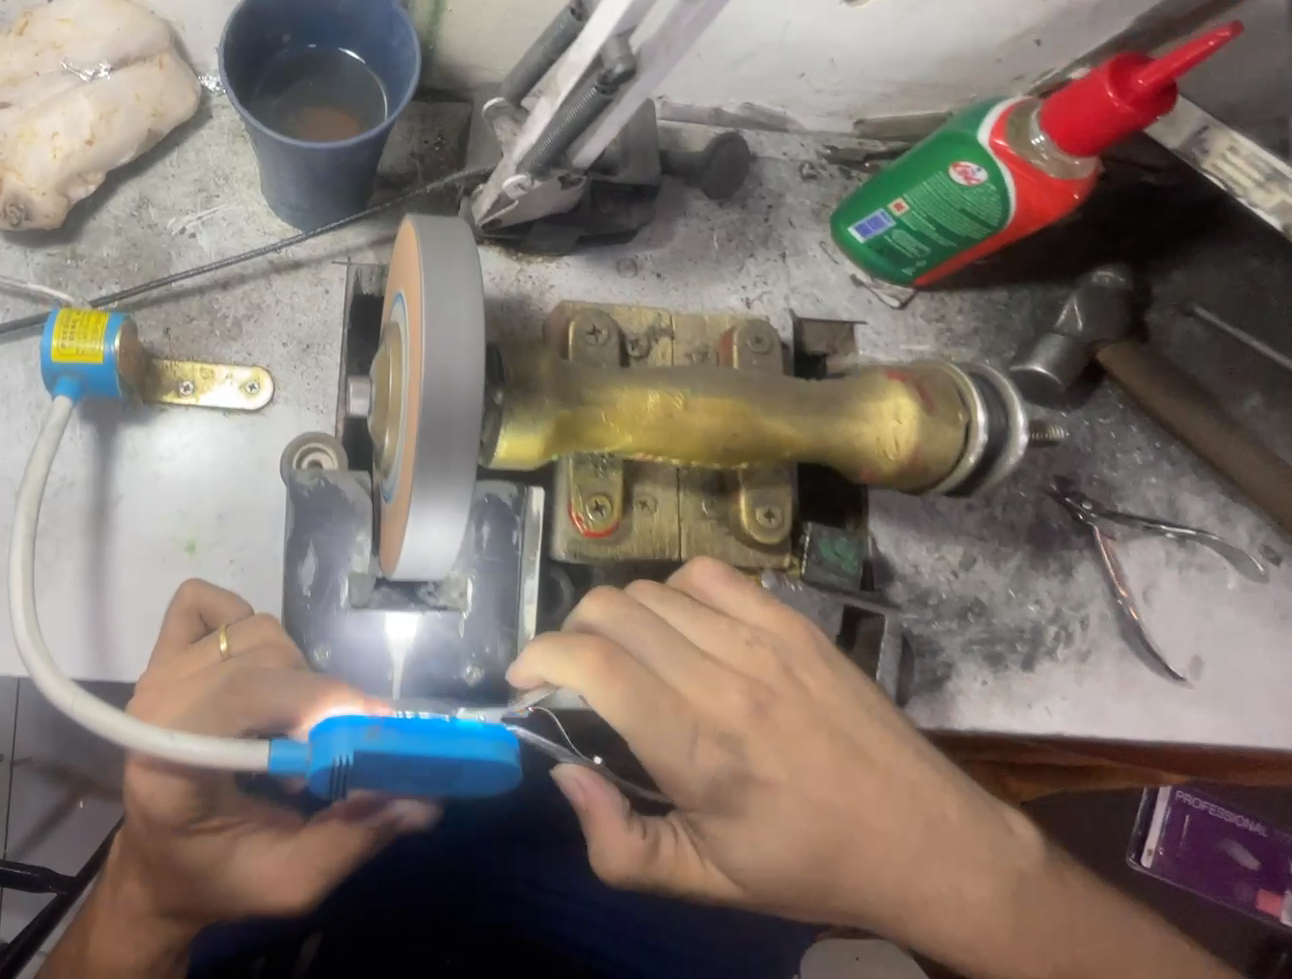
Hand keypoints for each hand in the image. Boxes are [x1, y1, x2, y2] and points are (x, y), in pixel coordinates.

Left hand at [94, 581, 437, 941]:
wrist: (161, 860)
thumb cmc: (218, 873)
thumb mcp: (288, 881)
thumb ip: (352, 838)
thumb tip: (422, 800)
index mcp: (169, 763)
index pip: (244, 696)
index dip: (315, 699)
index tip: (372, 724)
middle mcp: (156, 702)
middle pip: (262, 654)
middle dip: (314, 696)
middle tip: (326, 747)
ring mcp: (158, 669)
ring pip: (254, 628)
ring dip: (291, 669)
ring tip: (290, 724)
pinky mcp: (165, 651)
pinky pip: (210, 602)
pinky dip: (244, 623)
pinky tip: (258, 673)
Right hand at [508, 558, 1043, 943]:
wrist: (933, 844)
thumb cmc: (806, 866)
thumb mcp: (702, 882)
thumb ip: (615, 843)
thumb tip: (561, 774)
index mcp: (697, 748)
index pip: (592, 663)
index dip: (538, 657)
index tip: (524, 681)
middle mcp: (724, 680)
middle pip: (609, 610)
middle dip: (568, 635)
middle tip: (573, 674)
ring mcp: (762, 641)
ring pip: (649, 590)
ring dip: (616, 618)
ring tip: (626, 655)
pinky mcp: (792, 622)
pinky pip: (704, 574)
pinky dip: (671, 592)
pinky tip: (679, 629)